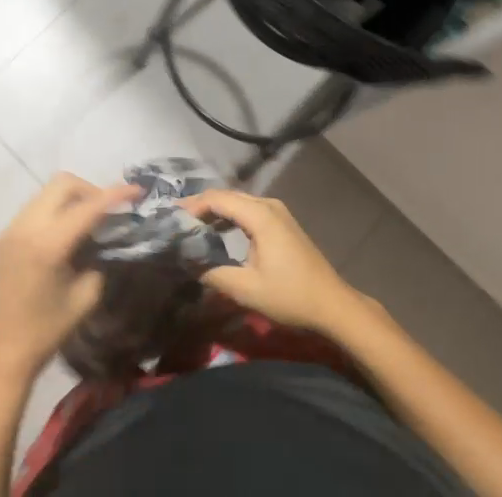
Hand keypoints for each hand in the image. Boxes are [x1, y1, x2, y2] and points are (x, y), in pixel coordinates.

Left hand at [0, 174, 139, 380]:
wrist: (1, 353)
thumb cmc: (46, 331)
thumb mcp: (85, 297)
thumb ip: (99, 260)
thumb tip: (106, 239)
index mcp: (48, 244)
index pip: (89, 206)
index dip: (116, 195)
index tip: (138, 191)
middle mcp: (26, 227)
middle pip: (63, 183)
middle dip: (91, 190)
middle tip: (110, 212)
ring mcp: (11, 229)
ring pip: (47, 192)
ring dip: (72, 198)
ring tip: (90, 222)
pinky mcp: (4, 237)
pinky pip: (35, 207)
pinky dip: (56, 210)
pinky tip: (68, 233)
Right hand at [180, 190, 367, 334]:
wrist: (332, 304)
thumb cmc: (290, 296)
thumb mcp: (246, 289)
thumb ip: (213, 273)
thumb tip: (186, 263)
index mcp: (260, 215)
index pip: (217, 199)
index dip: (192, 206)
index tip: (170, 219)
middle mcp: (269, 205)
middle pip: (227, 196)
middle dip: (200, 206)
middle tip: (175, 223)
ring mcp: (278, 213)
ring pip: (238, 202)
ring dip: (214, 211)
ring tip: (190, 227)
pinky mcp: (281, 223)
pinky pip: (248, 211)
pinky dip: (229, 217)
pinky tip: (216, 232)